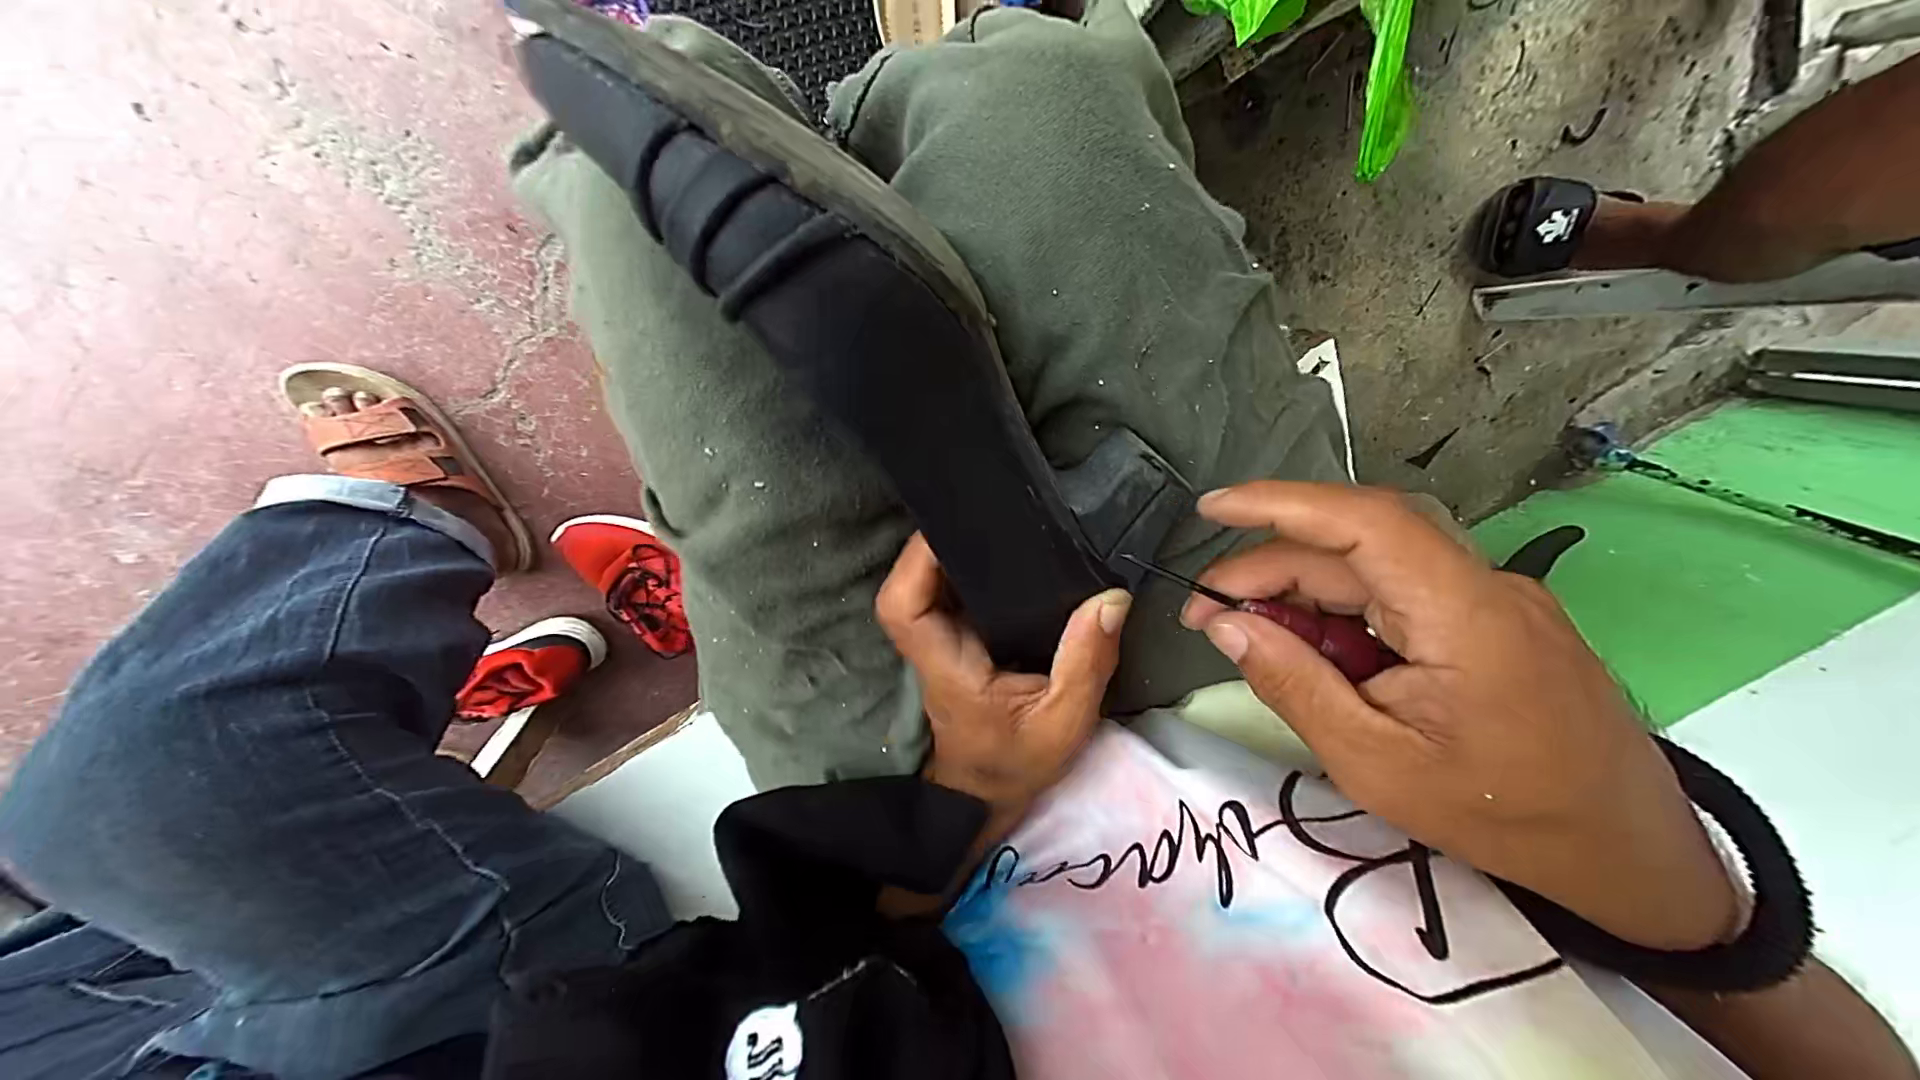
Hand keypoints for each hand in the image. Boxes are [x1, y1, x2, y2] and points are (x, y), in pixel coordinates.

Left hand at [877, 534, 1129, 814]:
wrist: (988, 789)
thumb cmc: (1018, 763)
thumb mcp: (1064, 722)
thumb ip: (1086, 663)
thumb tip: (1112, 599)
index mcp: (946, 665)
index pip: (902, 606)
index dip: (915, 562)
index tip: (953, 530)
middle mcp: (933, 646)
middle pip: (909, 583)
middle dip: (936, 543)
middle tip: (983, 515)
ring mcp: (940, 641)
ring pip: (926, 584)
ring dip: (951, 552)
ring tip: (995, 525)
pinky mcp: (955, 638)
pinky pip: (950, 593)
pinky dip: (966, 568)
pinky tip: (1001, 553)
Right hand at [1181, 482, 1737, 950]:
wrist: (1629, 858)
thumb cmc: (1503, 817)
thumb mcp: (1374, 763)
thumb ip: (1292, 685)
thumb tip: (1225, 626)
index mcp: (1465, 615)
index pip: (1365, 521)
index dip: (1280, 502)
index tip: (1211, 508)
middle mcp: (1480, 586)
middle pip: (1350, 548)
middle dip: (1265, 572)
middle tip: (1204, 616)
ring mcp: (1486, 597)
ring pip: (1364, 570)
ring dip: (1295, 596)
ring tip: (1245, 636)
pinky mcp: (1482, 616)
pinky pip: (1388, 595)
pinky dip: (1332, 615)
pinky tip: (1305, 649)